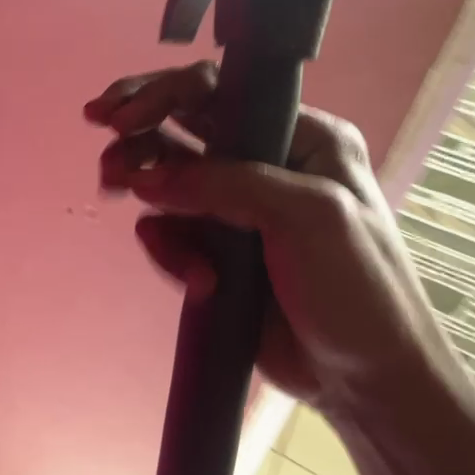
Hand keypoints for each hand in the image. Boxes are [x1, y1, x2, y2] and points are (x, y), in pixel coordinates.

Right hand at [85, 62, 467, 412]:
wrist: (368, 384)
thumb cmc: (360, 290)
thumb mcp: (311, 217)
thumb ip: (227, 184)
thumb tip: (145, 181)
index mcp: (300, 136)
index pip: (214, 90)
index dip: (158, 94)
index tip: (117, 119)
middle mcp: (260, 160)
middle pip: (173, 124)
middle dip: (132, 139)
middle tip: (106, 162)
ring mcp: (231, 203)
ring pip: (156, 175)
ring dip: (139, 193)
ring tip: (127, 214)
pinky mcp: (209, 244)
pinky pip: (162, 227)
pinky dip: (167, 250)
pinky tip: (198, 280)